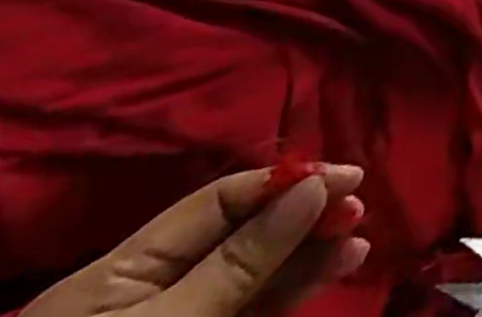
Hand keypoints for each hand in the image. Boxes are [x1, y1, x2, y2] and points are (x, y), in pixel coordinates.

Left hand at [22, 165, 369, 316]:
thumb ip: (239, 261)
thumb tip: (308, 189)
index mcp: (123, 270)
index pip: (216, 203)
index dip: (281, 182)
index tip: (343, 177)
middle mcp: (151, 290)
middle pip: (240, 234)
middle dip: (301, 215)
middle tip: (358, 207)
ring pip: (254, 273)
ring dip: (308, 253)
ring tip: (358, 240)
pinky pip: (253, 309)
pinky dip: (294, 289)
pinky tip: (331, 269)